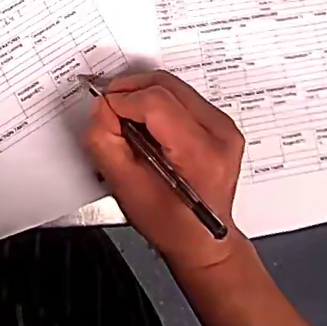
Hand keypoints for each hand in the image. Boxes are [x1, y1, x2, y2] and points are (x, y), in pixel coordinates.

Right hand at [86, 70, 248, 273]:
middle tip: (110, 109)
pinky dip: (156, 99)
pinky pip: (180, 94)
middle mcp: (220, 134)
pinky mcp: (219, 121)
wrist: (203, 240)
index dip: (122, 100)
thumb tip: (102, 107)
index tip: (105, 111)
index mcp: (201, 155)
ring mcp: (223, 125)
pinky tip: (146, 122)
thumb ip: (105, 142)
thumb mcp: (125, 187)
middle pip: (165, 86)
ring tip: (127, 118)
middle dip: (130, 90)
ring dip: (142, 93)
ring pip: (172, 85)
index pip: (156, 103)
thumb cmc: (171, 224)